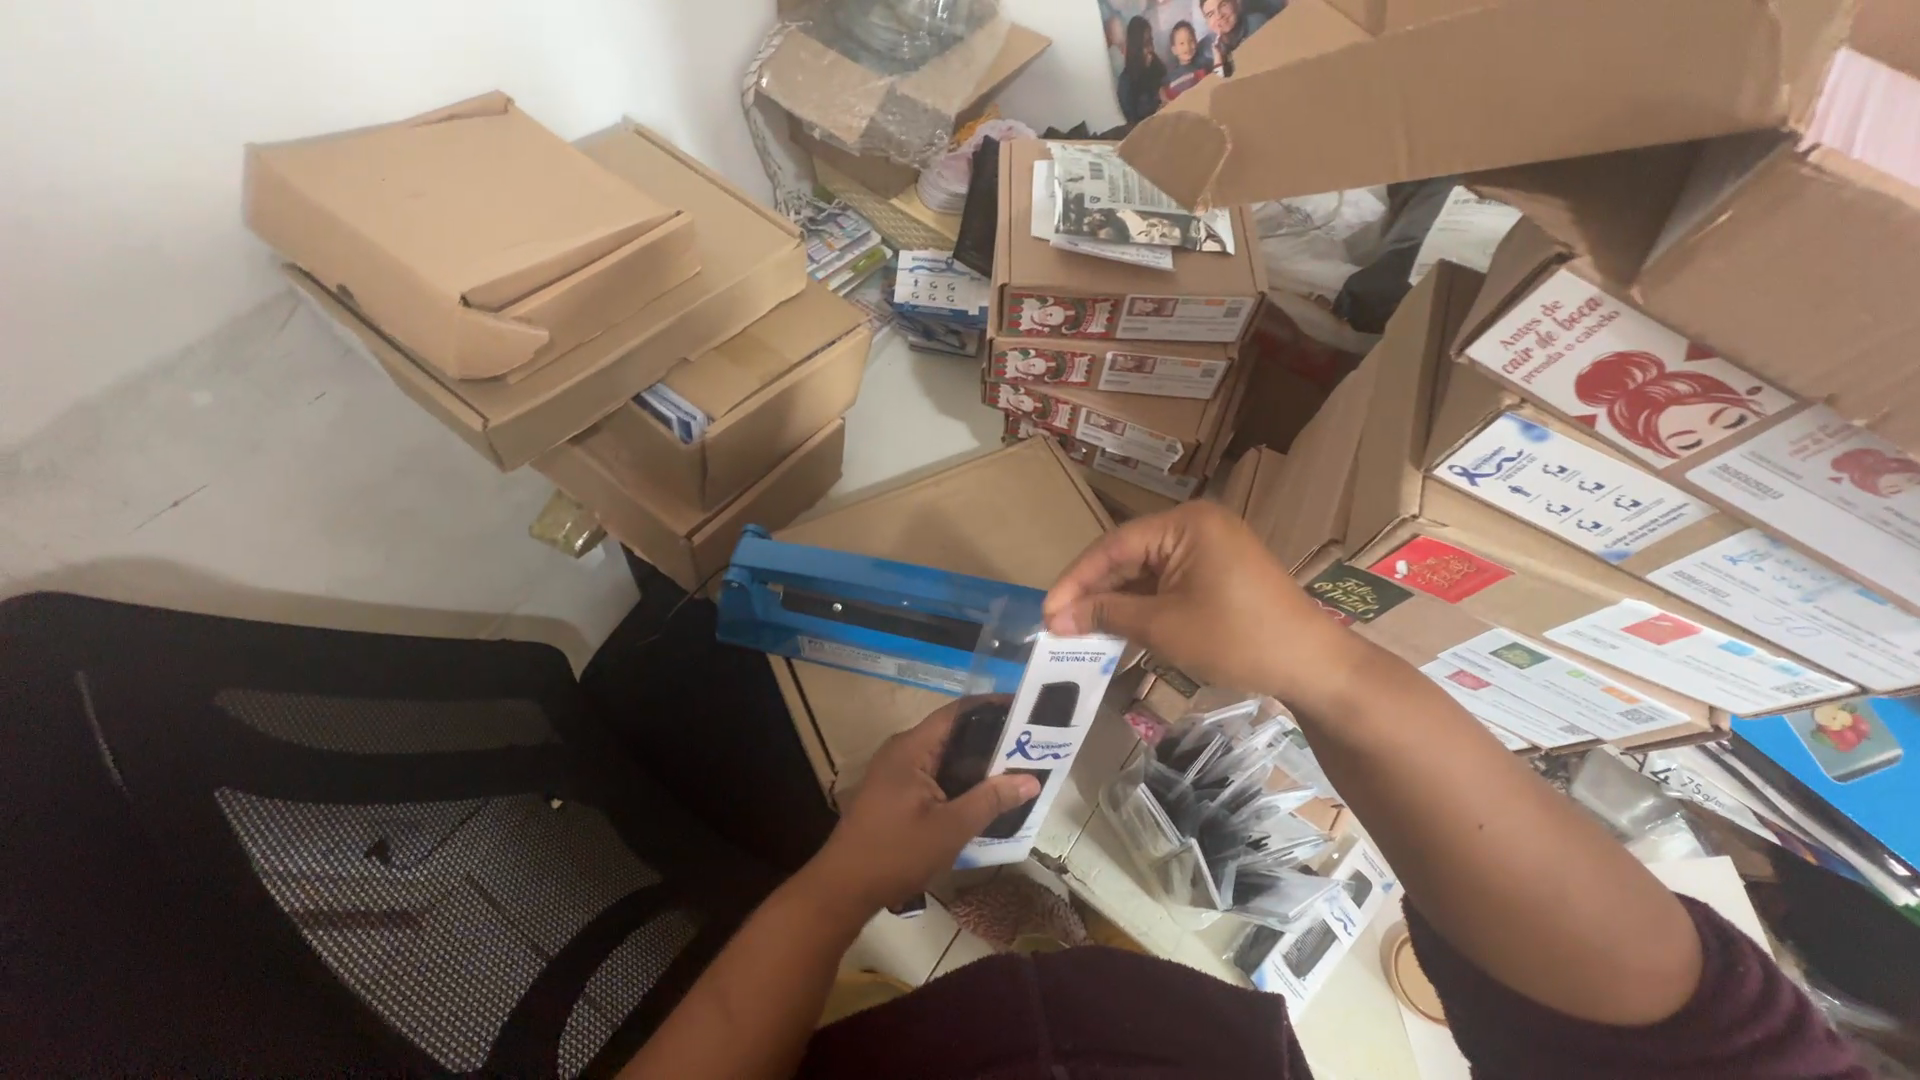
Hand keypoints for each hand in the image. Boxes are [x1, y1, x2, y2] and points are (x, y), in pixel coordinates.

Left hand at [807, 700, 1042, 913]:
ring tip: (1019, 766)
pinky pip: (936, 775)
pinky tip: (986, 795)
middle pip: (954, 733)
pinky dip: (961, 780)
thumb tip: (1030, 779)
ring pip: (946, 757)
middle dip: (992, 738)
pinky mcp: (896, 793)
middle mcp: (903, 751)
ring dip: (978, 763)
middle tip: (1032, 744)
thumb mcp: (950, 828)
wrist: (843, 889)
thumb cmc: (895, 853)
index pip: (958, 713)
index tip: (1027, 710)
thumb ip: (990, 800)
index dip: (993, 707)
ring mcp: (897, 773)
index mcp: (912, 748)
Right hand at [1043, 502, 1364, 716]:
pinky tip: (1118, 627)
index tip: (1047, 611)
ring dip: (1116, 601)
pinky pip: (1168, 583)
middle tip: (1058, 624)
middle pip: (1129, 556)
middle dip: (1094, 592)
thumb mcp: (1162, 626)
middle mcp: (1196, 526)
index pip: (1114, 546)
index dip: (1076, 580)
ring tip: (1079, 630)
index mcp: (1185, 523)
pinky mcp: (1219, 573)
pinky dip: (1143, 606)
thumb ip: (1106, 614)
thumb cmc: (1235, 638)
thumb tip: (1056, 619)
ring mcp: (1210, 549)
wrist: (1311, 666)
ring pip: (1146, 572)